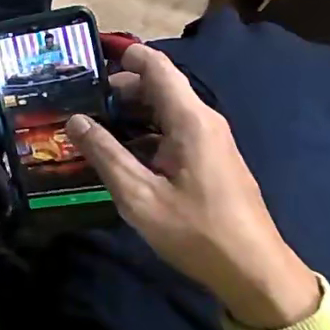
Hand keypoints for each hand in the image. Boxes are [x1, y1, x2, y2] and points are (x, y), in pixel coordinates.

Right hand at [66, 44, 320, 329]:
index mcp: (190, 119)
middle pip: (159, 86)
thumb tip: (75, 119)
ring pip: (165, 110)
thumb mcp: (139, 195)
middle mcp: (203, 120)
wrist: (255, 273)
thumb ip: (104, 153)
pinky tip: (121, 154)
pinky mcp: (211, 159)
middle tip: (80, 102)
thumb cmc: (196, 230)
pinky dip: (145, 132)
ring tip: (93, 126)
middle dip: (119, 89)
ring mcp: (210, 140)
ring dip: (130, 112)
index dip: (124, 56)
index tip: (89, 63)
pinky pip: (173, 130)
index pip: (156, 66)